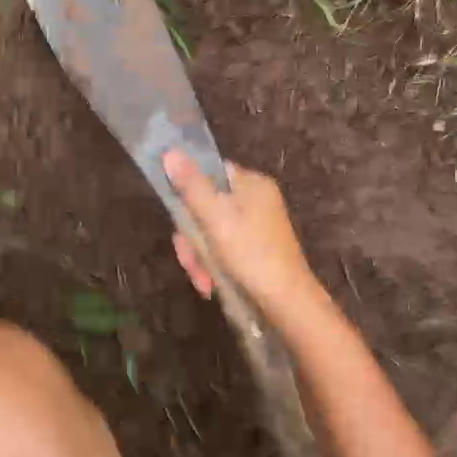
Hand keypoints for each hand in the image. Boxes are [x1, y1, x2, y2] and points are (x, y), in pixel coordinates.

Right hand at [164, 153, 318, 313]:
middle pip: (204, 205)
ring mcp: (255, 226)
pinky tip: (209, 283)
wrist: (287, 304)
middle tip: (189, 257)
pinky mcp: (253, 249)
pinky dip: (211, 264)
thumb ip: (190, 185)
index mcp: (252, 184)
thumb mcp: (215, 216)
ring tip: (202, 279)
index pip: (209, 171)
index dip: (187, 190)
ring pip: (209, 230)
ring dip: (198, 255)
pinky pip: (220, 247)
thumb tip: (170, 151)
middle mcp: (255, 200)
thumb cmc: (251, 253)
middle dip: (191, 236)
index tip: (176, 212)